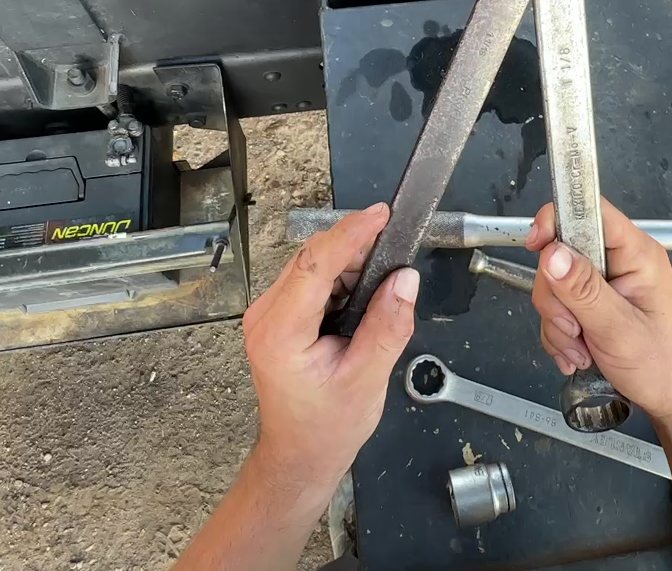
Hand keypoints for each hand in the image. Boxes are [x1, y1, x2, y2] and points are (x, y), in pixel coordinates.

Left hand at [241, 202, 418, 503]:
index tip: (380, 215)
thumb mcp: (367, 381)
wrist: (299, 456)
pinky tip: (363, 296)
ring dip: (351, 264)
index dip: (349, 235)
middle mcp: (266, 314)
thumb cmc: (327, 428)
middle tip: (396, 254)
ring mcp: (269, 312)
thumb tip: (405, 278)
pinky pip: (313, 277)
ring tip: (381, 288)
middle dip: (356, 248)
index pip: (314, 265)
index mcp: (280, 332)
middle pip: (313, 258)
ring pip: (314, 263)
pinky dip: (342, 276)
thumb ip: (387, 327)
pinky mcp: (280, 312)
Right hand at [526, 198, 671, 425]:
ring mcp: (605, 283)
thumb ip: (583, 290)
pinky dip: (560, 333)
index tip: (536, 246)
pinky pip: (559, 307)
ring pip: (555, 283)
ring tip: (581, 349)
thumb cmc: (665, 366)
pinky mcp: (594, 304)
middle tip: (574, 329)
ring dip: (559, 322)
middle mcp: (618, 260)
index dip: (557, 220)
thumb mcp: (619, 328)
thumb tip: (551, 253)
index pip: (589, 211)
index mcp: (635, 253)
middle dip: (557, 297)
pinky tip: (578, 353)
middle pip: (561, 252)